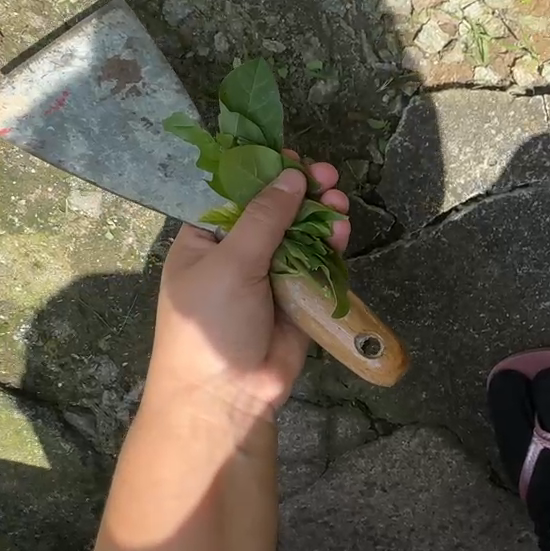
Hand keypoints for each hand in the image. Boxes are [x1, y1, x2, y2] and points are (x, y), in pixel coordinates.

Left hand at [142, 157, 350, 426]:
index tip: (292, 157)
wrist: (227, 394)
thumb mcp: (230, 263)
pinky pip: (318, 264)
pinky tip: (342, 231)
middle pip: (275, 211)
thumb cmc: (211, 324)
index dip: (264, 172)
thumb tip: (292, 176)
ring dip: (321, 216)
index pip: (236, 194)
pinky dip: (330, 246)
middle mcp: (239, 253)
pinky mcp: (299, 296)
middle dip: (301, 192)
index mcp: (207, 241)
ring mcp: (271, 275)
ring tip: (340, 199)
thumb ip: (264, 218)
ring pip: (301, 235)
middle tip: (328, 174)